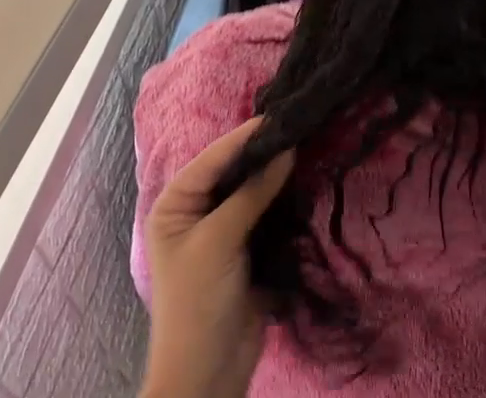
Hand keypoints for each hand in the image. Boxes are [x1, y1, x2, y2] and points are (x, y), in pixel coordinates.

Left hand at [139, 117, 294, 397]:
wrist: (208, 373)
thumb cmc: (198, 302)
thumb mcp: (219, 241)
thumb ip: (251, 194)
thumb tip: (285, 149)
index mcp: (175, 205)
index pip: (213, 159)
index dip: (245, 137)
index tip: (281, 115)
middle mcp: (197, 213)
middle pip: (233, 173)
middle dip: (263, 154)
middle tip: (301, 128)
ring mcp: (222, 233)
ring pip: (252, 193)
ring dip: (277, 177)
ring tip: (310, 148)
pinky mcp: (247, 252)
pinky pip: (266, 217)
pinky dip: (283, 202)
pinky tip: (307, 185)